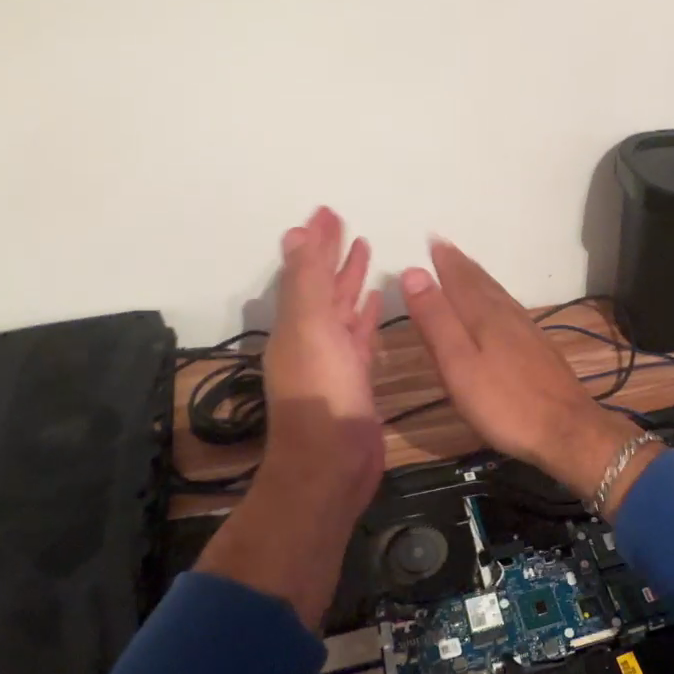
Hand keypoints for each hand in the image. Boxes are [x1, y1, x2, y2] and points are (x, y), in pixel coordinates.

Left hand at [258, 206, 384, 505]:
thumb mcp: (311, 327)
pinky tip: (376, 300)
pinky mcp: (356, 377)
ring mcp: (334, 358)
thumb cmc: (323, 392)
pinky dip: (366, 315)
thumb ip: (307, 281)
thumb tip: (296, 232)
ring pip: (343, 308)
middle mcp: (311, 335)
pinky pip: (361, 335)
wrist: (332, 463)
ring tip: (364, 249)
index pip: (307, 270)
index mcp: (296, 322)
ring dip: (351, 280)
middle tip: (345, 223)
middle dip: (332, 254)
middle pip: (323, 285)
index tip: (328, 210)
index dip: (318, 241)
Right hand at [399, 239, 653, 513]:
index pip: (460, 280)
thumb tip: (414, 272)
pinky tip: (501, 311)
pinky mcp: (540, 351)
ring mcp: (528, 333)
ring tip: (468, 271)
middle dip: (462, 266)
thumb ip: (436, 320)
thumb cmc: (504, 403)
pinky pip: (512, 312)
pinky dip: (498, 301)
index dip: (445, 262)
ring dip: (481, 280)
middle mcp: (508, 316)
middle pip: (482, 284)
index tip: (433, 240)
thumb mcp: (458, 364)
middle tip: (447, 249)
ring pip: (499, 296)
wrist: (566, 430)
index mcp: (484, 316)